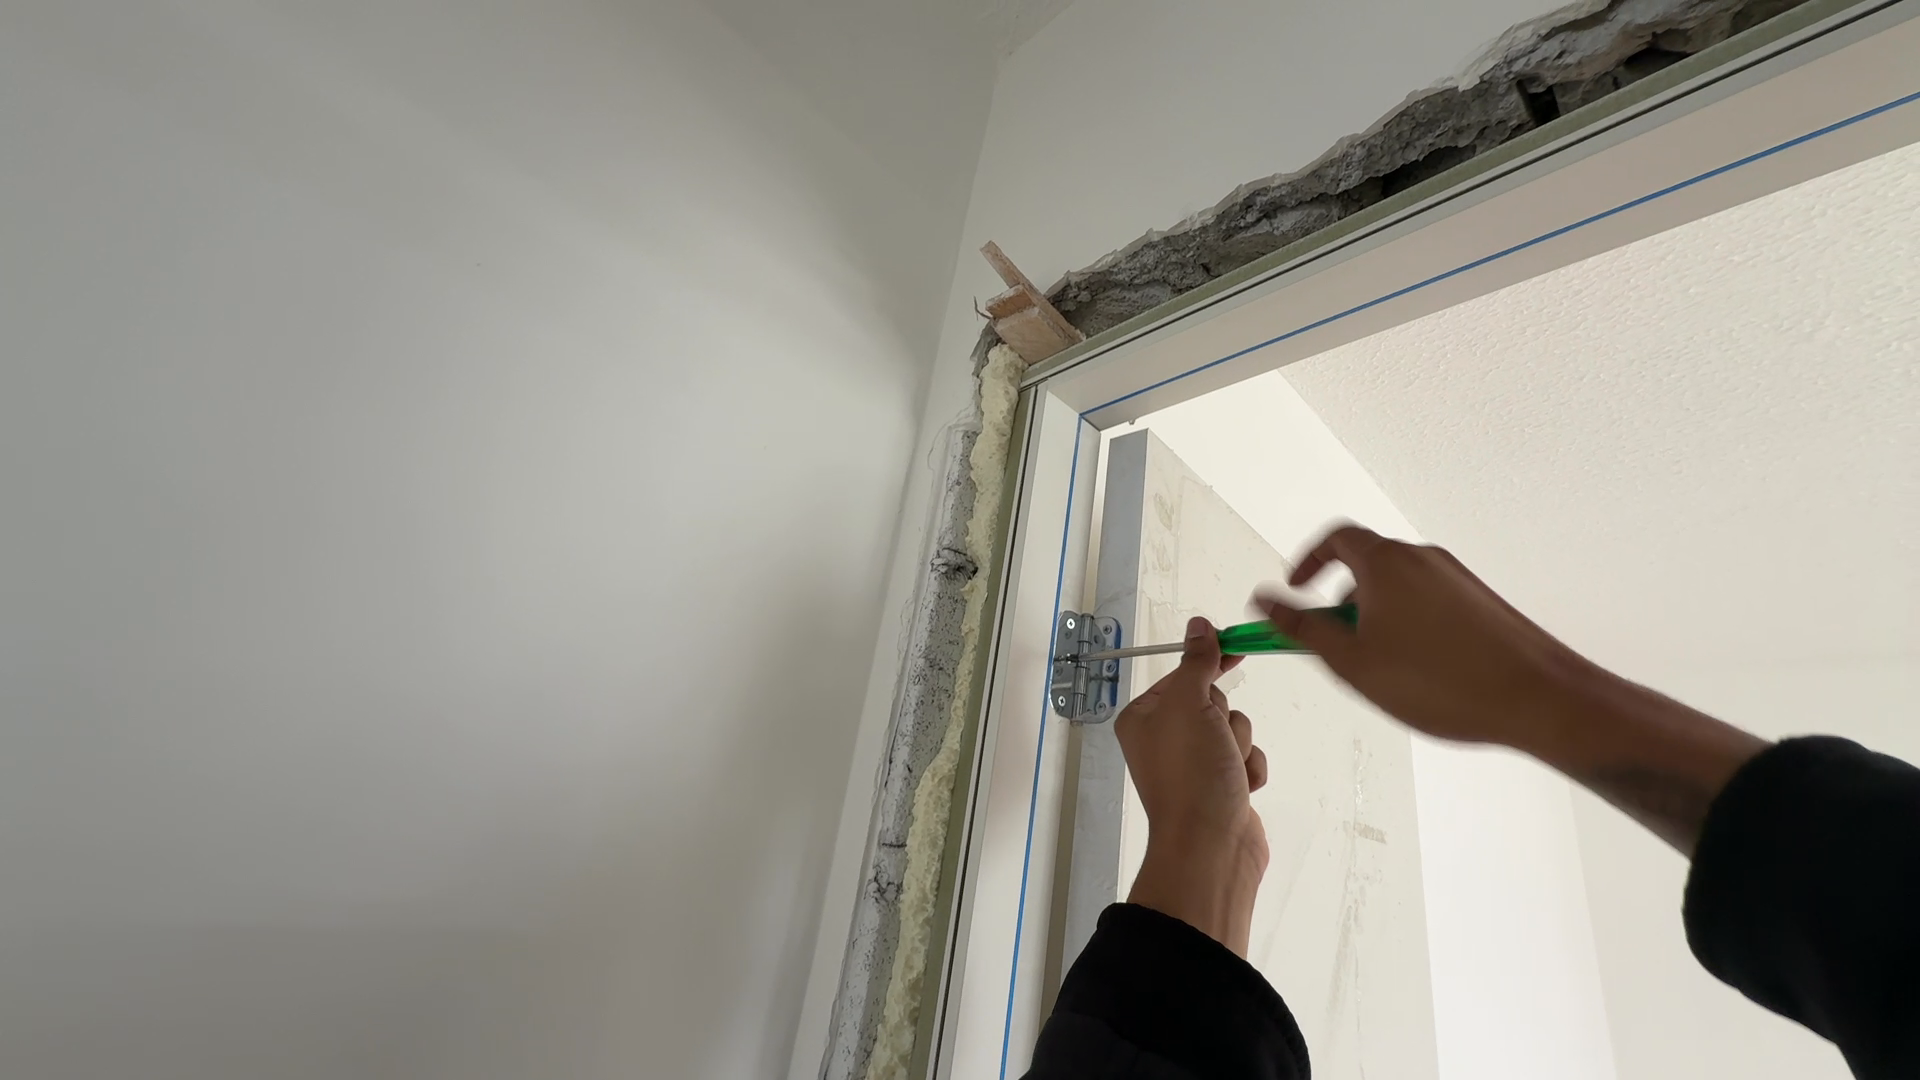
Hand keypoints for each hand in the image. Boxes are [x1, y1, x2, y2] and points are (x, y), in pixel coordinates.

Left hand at [1115, 616, 1268, 954]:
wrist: (1212, 848)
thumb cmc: (1191, 772)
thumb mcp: (1190, 705)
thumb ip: (1197, 662)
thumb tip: (1199, 625)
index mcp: (1143, 717)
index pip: (1182, 675)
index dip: (1208, 665)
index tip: (1237, 647)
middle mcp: (1163, 738)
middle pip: (1211, 701)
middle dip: (1224, 718)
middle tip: (1216, 739)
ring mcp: (1192, 763)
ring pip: (1233, 728)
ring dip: (1238, 745)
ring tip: (1227, 770)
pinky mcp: (1220, 785)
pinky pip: (1245, 758)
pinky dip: (1248, 769)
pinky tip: (1241, 788)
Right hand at [1258, 523, 1766, 854]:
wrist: (1543, 702)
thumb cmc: (1443, 681)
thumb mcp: (1349, 659)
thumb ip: (1299, 626)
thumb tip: (1264, 600)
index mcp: (1386, 563)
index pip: (1334, 539)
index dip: (1307, 562)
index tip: (1296, 590)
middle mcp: (1422, 560)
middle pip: (1364, 563)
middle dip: (1338, 599)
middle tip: (1333, 641)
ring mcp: (1456, 579)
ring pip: (1395, 587)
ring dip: (1372, 615)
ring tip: (1376, 665)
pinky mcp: (1481, 603)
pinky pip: (1425, 602)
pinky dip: (1404, 623)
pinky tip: (1415, 670)